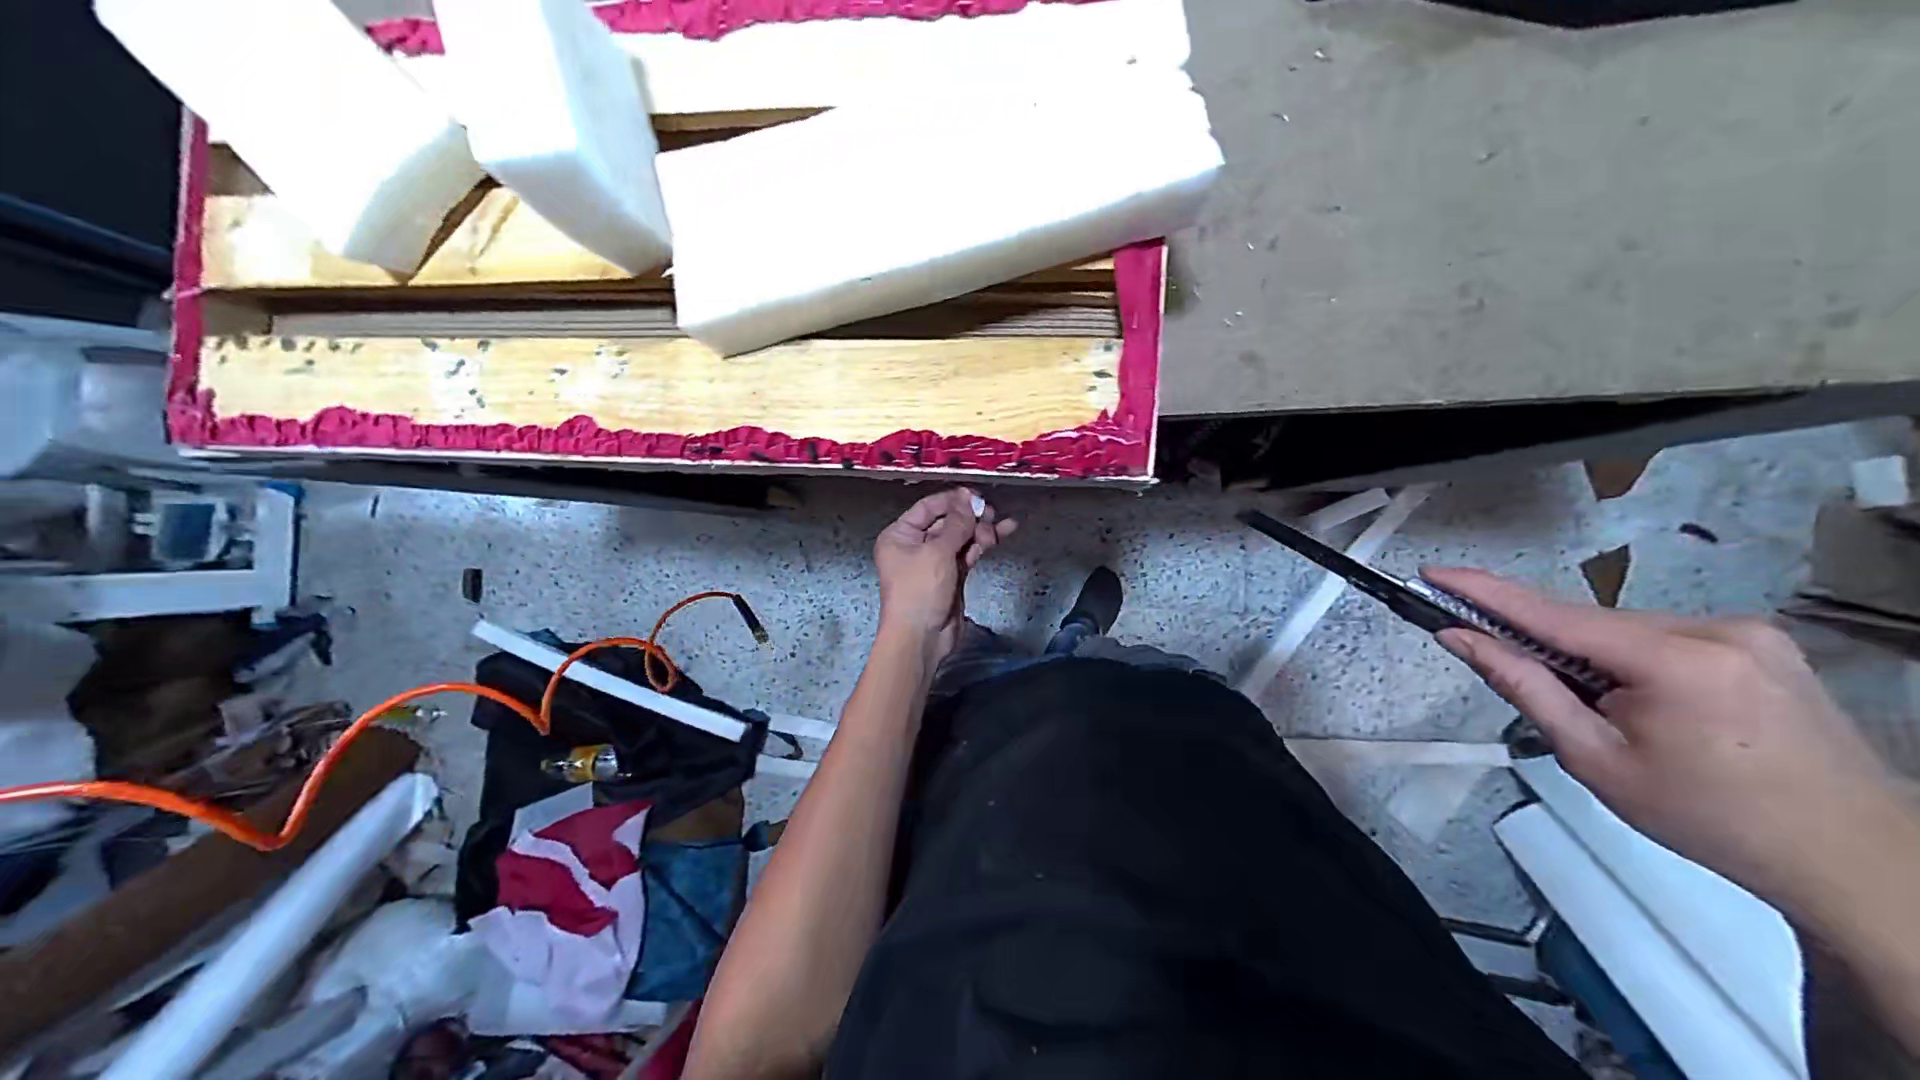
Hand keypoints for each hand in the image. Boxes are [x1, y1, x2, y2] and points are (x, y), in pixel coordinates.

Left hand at [873, 488, 1016, 658]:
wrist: (921, 638)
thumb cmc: (919, 591)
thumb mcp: (937, 552)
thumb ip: (957, 524)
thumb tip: (969, 499)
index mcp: (900, 535)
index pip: (928, 507)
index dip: (953, 500)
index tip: (977, 496)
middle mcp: (915, 545)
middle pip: (947, 522)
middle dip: (970, 517)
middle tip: (991, 513)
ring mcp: (934, 562)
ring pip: (960, 538)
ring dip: (980, 531)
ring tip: (1001, 526)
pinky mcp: (951, 576)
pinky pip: (967, 554)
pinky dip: (982, 545)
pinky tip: (1002, 535)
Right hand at [1424, 566, 1915, 922]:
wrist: (1849, 856)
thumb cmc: (1709, 817)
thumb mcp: (1594, 757)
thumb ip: (1524, 686)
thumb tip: (1462, 638)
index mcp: (1676, 661)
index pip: (1553, 614)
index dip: (1484, 592)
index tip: (1435, 572)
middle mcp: (1717, 629)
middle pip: (1590, 622)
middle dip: (1543, 643)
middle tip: (1520, 680)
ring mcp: (1749, 632)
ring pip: (1625, 630)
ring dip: (1589, 656)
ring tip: (1602, 713)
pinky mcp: (1763, 643)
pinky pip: (1663, 637)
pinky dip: (1628, 659)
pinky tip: (1640, 702)